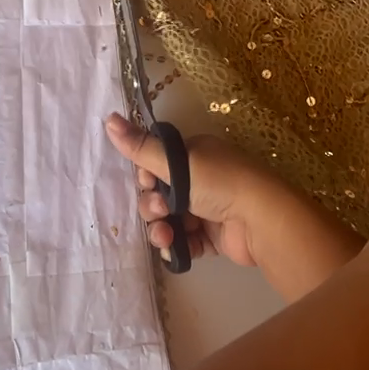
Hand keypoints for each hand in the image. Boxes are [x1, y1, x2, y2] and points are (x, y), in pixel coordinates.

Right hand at [103, 113, 297, 267]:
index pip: (156, 162)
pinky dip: (177, 247)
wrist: (261, 220)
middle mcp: (200, 178)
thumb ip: (141, 147)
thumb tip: (107, 118)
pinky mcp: (212, 236)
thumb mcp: (177, 162)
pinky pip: (184, 242)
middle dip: (152, 205)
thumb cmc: (219, 182)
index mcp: (193, 154)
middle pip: (159, 193)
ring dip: (161, 229)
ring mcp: (206, 208)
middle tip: (161, 210)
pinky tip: (175, 251)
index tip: (147, 182)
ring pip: (169, 220)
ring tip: (167, 236)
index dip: (145, 175)